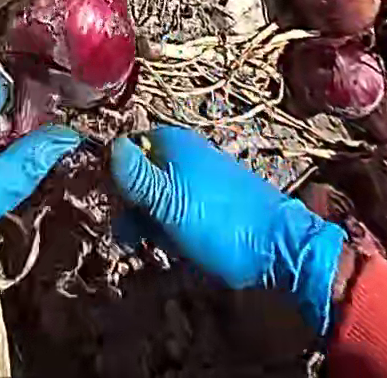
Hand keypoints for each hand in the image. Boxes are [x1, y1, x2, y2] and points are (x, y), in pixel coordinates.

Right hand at [111, 125, 345, 334]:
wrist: (277, 245)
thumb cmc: (218, 222)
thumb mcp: (168, 203)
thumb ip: (137, 176)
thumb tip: (109, 145)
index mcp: (171, 142)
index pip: (126, 147)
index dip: (115, 175)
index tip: (113, 205)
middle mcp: (185, 149)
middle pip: (140, 170)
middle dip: (132, 203)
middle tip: (134, 235)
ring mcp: (200, 171)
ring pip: (158, 191)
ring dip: (150, 217)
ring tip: (158, 244)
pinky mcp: (212, 193)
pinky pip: (178, 202)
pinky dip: (171, 221)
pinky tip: (177, 243)